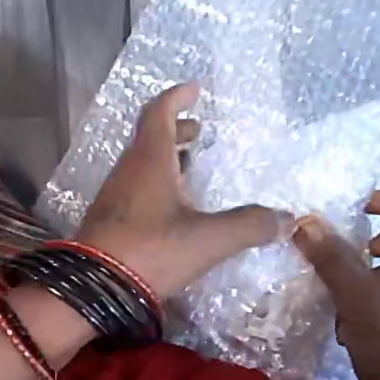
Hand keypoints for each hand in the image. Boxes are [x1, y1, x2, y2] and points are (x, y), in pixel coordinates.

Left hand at [75, 83, 291, 296]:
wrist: (93, 289)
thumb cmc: (150, 251)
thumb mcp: (207, 239)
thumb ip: (248, 226)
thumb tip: (285, 219)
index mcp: (149, 161)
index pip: (159, 112)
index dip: (177, 97)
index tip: (194, 89)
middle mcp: (127, 172)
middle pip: (150, 139)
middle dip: (176, 131)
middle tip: (199, 132)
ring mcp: (113, 197)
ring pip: (141, 166)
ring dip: (166, 161)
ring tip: (191, 170)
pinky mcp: (107, 222)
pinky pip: (134, 191)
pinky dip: (155, 186)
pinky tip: (171, 210)